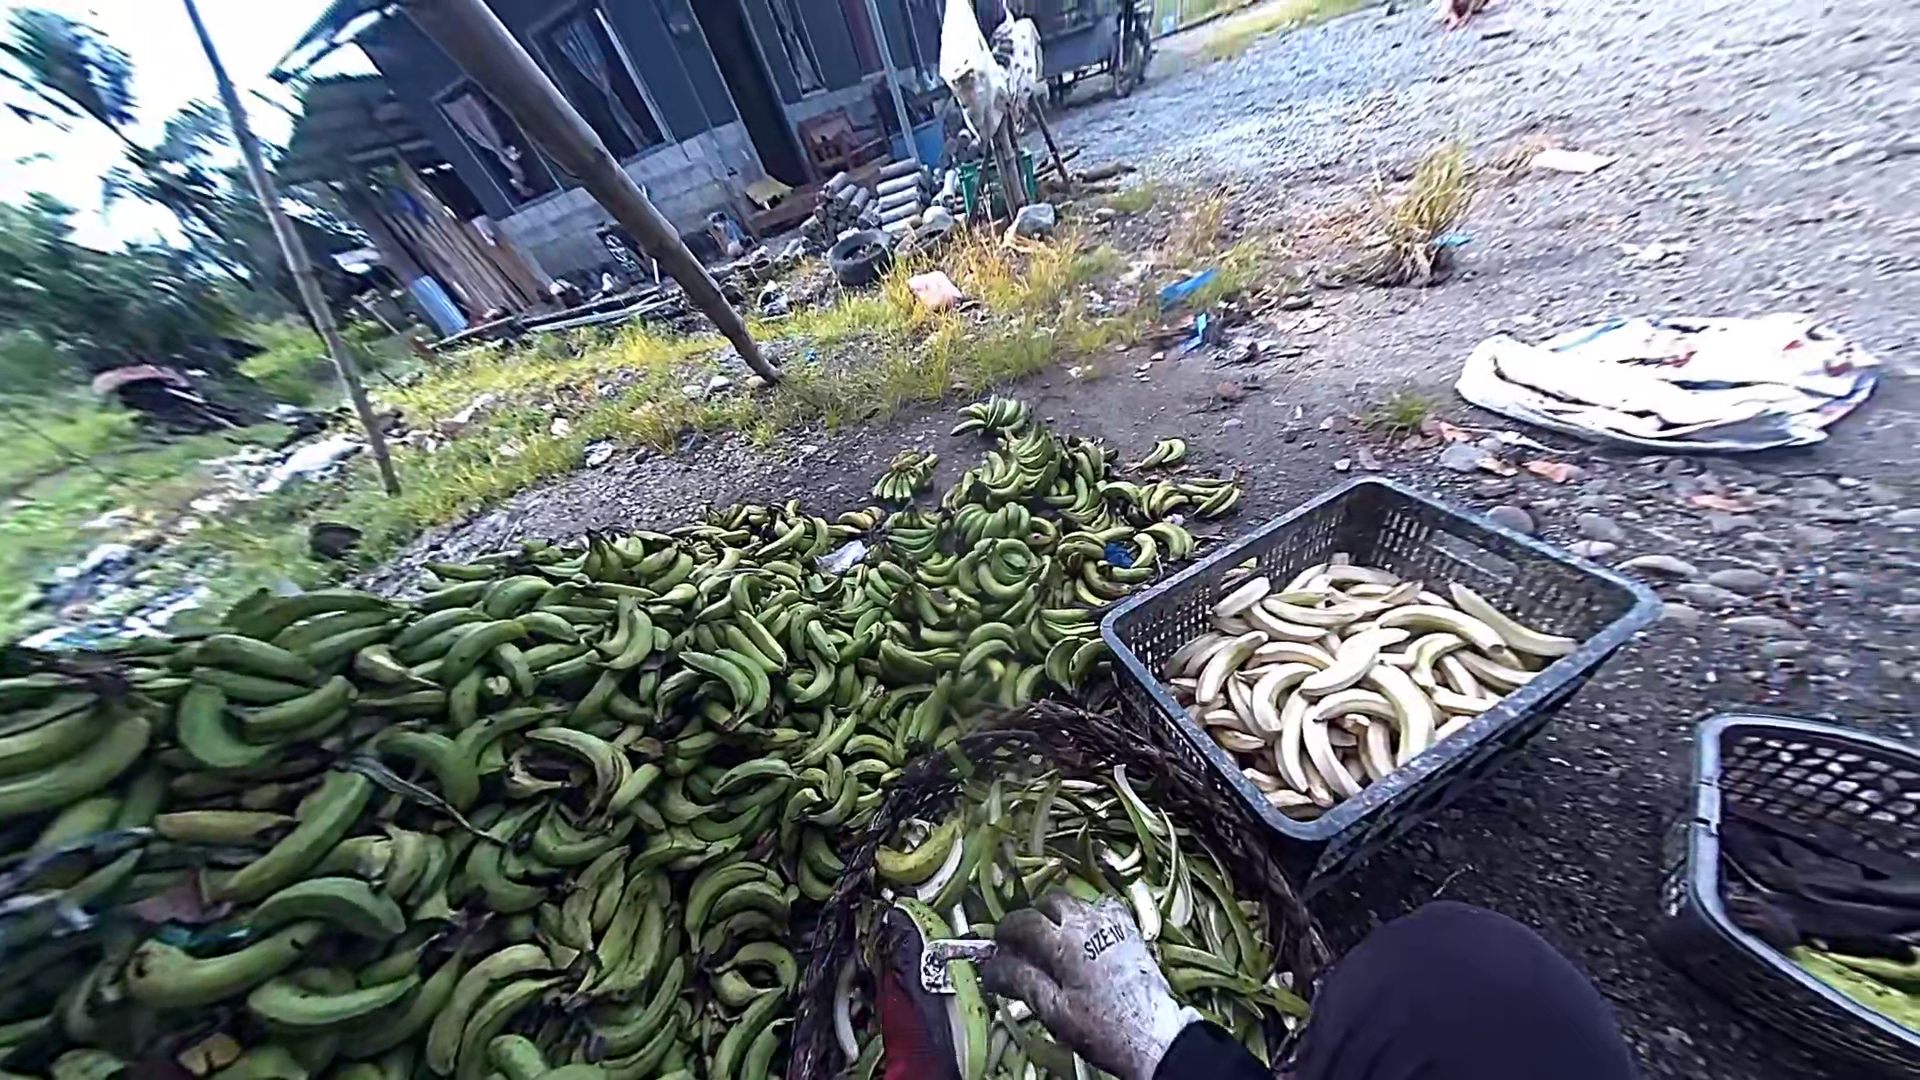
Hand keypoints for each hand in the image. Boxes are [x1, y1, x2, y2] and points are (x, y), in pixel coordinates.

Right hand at [982, 892, 1199, 1079]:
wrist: (1155, 1036)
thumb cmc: (1102, 1028)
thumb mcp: (1055, 1012)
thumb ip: (1022, 981)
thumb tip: (992, 966)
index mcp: (1062, 942)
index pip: (1024, 921)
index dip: (1006, 929)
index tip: (999, 943)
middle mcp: (1083, 920)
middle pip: (1049, 902)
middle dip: (1034, 917)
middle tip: (1027, 941)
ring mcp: (1108, 918)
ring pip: (1073, 902)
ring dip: (1059, 914)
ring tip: (1056, 939)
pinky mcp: (1127, 924)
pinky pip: (1100, 906)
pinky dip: (1087, 915)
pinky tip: (1088, 936)